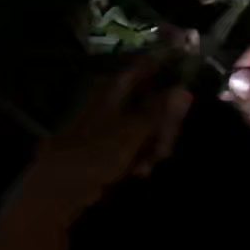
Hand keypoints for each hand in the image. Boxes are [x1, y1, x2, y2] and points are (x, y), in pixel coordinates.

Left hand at [14, 52, 194, 214]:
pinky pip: (138, 142)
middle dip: (165, 123)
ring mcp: (112, 120)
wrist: (60, 186)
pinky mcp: (110, 143)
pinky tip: (138, 171)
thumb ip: (159, 110)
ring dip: (155, 143)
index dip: (169, 63)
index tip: (188, 70)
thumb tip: (185, 90)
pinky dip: (142, 155)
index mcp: (115, 87)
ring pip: (149, 123)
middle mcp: (114, 98)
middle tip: (165, 146)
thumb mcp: (133, 132)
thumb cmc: (96, 153)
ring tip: (148, 164)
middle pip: (154, 98)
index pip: (148, 64)